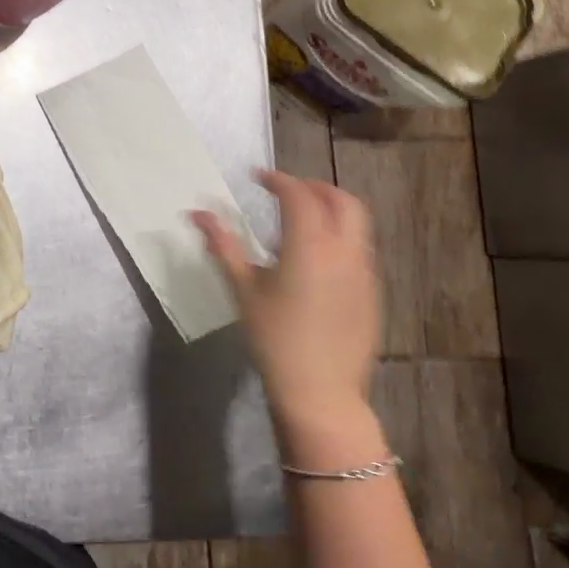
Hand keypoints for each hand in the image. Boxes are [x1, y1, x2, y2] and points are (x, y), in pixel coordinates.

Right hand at [192, 170, 378, 434]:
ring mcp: (364, 271)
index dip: (278, 179)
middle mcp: (344, 251)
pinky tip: (313, 260)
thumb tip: (197, 213)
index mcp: (310, 246)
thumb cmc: (274, 337)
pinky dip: (338, 237)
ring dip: (329, 211)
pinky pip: (359, 249)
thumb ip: (222, 245)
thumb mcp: (242, 289)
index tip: (257, 177)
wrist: (320, 390)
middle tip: (285, 191)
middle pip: (341, 200)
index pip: (298, 195)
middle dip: (313, 188)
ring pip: (356, 224)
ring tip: (296, 225)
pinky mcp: (372, 291)